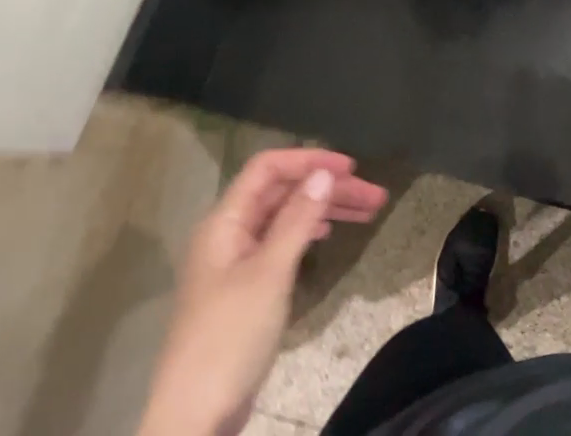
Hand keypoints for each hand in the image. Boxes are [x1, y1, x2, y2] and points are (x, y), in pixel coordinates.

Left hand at [138, 149, 387, 435]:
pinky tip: (328, 236)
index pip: (267, 169)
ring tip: (368, 212)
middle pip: (280, 193)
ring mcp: (235, 263)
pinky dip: (307, 234)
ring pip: (283, 219)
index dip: (308, 160)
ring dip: (323, 211)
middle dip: (327, 188)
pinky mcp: (244, 290)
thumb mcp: (270, 273)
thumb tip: (324, 174)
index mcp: (225, 222)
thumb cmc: (231, 335)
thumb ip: (297, 220)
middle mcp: (228, 234)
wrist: (195, 413)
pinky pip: (280, 245)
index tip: (352, 168)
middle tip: (375, 196)